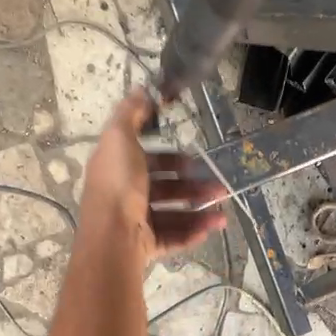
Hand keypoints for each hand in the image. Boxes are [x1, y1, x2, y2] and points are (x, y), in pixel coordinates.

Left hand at [80, 91, 228, 260]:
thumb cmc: (118, 183)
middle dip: (192, 185)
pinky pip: (174, 237)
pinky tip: (212, 226)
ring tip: (223, 211)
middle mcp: (125, 196)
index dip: (169, 157)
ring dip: (200, 210)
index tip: (192, 156)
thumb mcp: (120, 137)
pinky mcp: (147, 246)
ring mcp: (136, 223)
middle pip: (164, 188)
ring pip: (172, 214)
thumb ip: (131, 113)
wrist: (112, 236)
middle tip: (218, 186)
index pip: (146, 160)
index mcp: (117, 170)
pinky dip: (193, 232)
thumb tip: (141, 90)